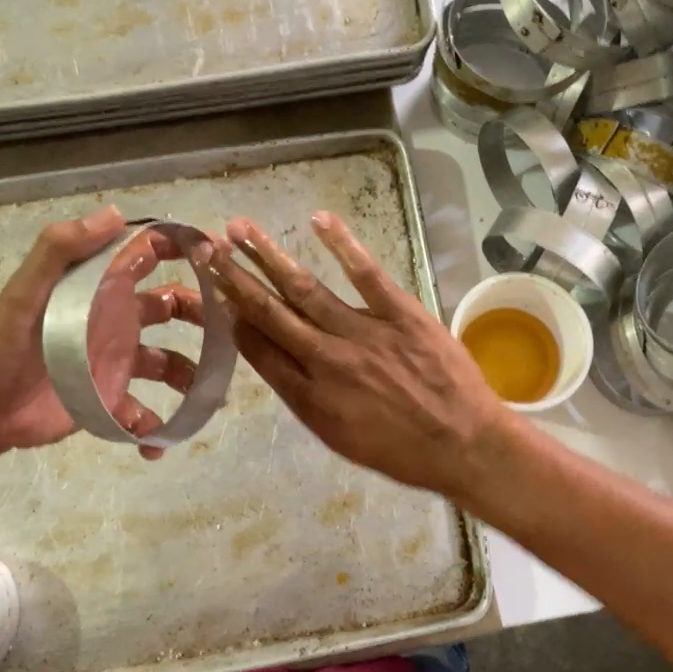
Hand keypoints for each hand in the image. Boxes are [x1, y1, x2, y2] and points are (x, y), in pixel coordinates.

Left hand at [0, 205, 202, 461]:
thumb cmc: (1, 344)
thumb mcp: (26, 291)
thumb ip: (61, 249)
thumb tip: (115, 213)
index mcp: (102, 289)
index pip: (149, 256)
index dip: (183, 248)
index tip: (216, 254)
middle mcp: (118, 322)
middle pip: (175, 310)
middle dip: (204, 316)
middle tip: (225, 332)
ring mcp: (116, 364)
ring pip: (171, 365)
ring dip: (192, 378)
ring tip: (207, 398)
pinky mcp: (109, 403)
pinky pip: (144, 416)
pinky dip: (156, 431)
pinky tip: (155, 444)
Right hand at [192, 211, 518, 498]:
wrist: (465, 445)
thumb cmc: (402, 452)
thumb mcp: (340, 438)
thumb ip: (306, 398)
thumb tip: (276, 362)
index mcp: (310, 396)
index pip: (259, 349)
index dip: (233, 316)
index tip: (213, 289)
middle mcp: (327, 361)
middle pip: (271, 312)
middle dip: (235, 278)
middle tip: (207, 248)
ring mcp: (364, 334)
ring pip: (306, 289)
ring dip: (269, 255)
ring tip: (240, 229)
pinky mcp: (401, 314)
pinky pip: (366, 274)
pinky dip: (342, 245)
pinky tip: (318, 220)